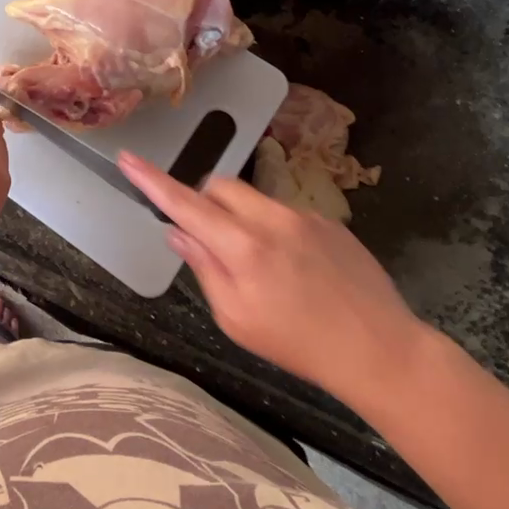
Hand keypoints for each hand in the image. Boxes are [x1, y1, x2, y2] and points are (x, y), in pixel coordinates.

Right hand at [118, 151, 429, 403]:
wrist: (381, 350)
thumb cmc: (299, 345)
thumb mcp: (236, 319)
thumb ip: (204, 268)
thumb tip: (178, 233)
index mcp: (242, 247)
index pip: (185, 203)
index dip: (152, 180)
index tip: (128, 158)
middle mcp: (272, 219)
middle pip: (220, 185)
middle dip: (204, 201)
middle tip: (208, 237)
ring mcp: (304, 216)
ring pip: (253, 198)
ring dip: (240, 217)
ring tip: (261, 264)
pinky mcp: (329, 221)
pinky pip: (285, 212)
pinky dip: (273, 229)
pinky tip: (294, 268)